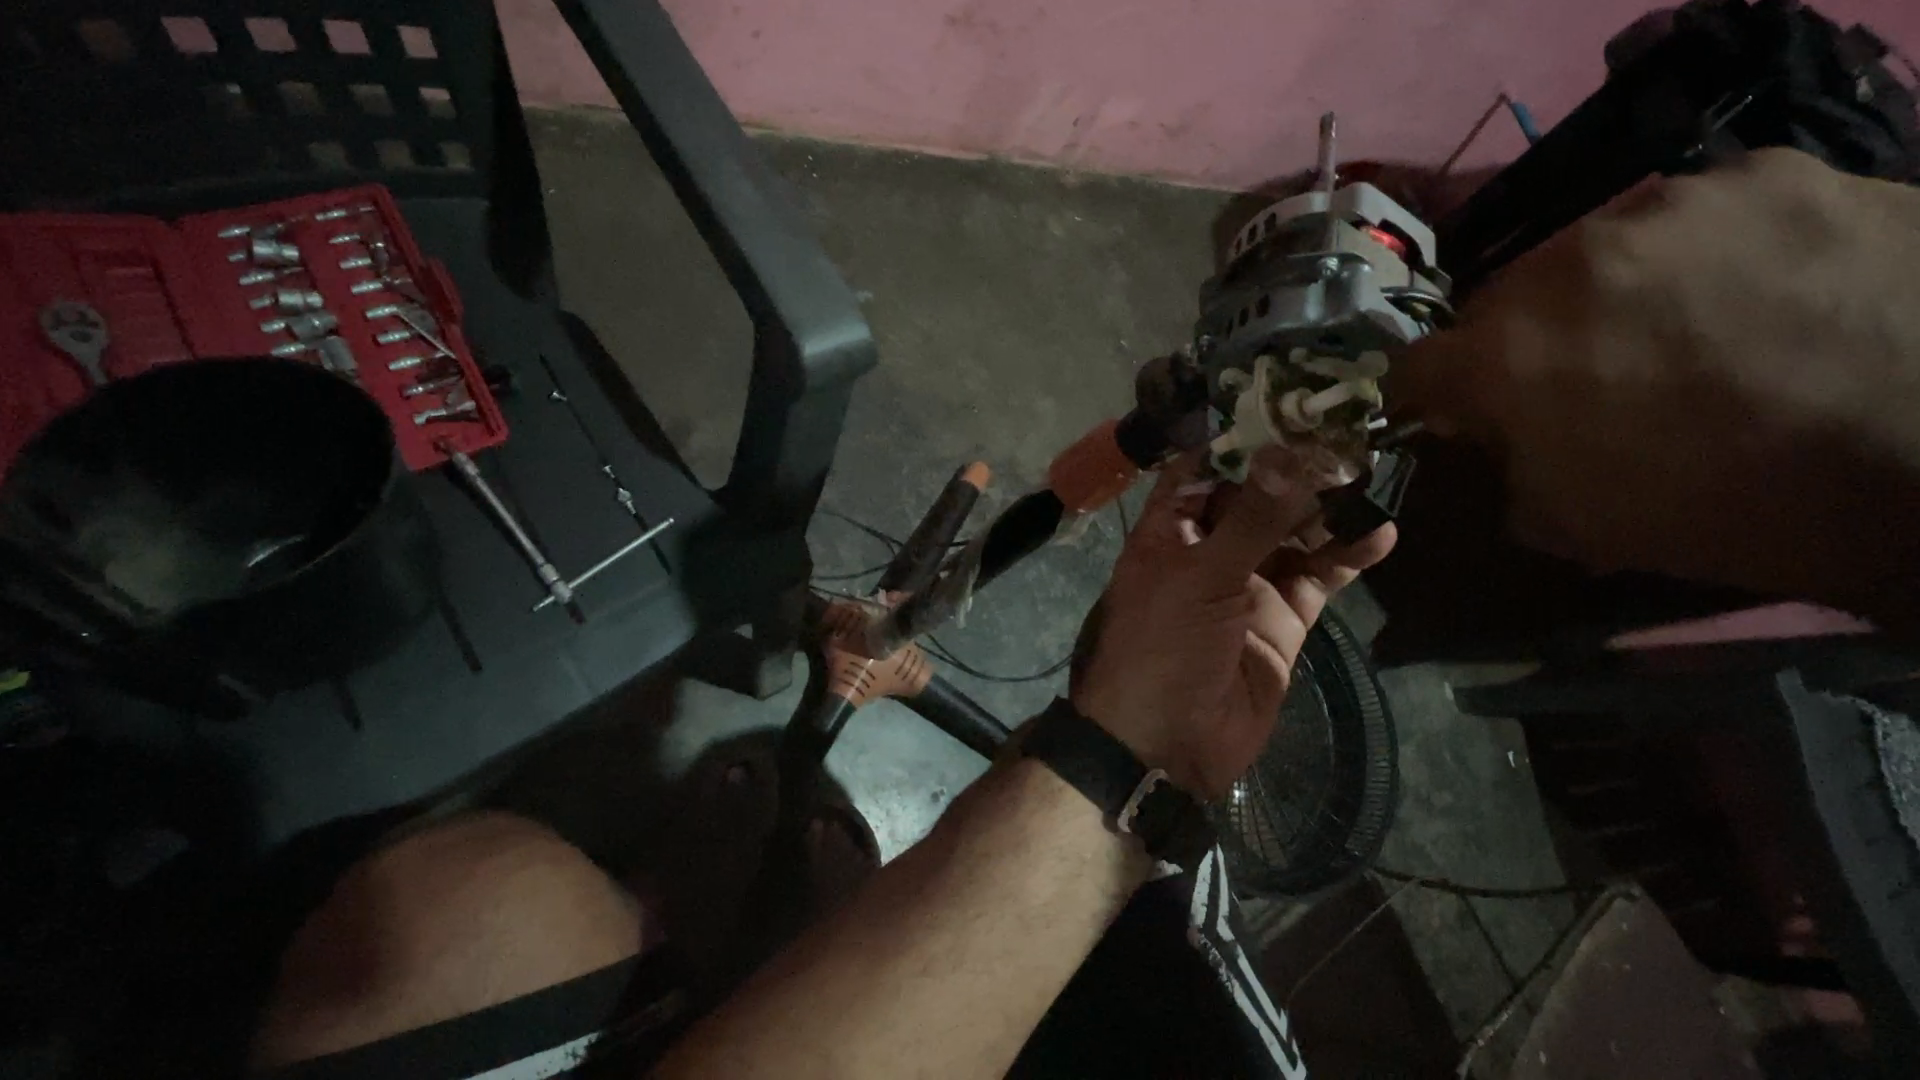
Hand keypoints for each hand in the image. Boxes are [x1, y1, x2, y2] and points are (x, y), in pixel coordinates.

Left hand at [1070, 453, 1394, 800]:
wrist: (1166, 744)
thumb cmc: (1163, 648)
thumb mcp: (1201, 576)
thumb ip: (1251, 519)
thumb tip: (1291, 452)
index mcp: (1170, 531)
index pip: (1203, 469)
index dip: (1240, 438)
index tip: (1288, 401)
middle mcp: (1209, 550)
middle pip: (1257, 497)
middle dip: (1297, 468)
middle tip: (1349, 431)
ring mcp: (1248, 584)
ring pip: (1294, 533)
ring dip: (1328, 507)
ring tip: (1372, 472)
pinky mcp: (1283, 620)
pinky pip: (1319, 578)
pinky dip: (1347, 556)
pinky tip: (1381, 531)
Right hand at [1396, 148, 1919, 620]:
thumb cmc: (1724, 510)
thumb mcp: (1567, 522)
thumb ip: (1500, 463)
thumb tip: (1491, 431)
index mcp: (1503, 355)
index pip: (1413, 364)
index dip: (1430, 393)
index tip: (1458, 412)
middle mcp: (1564, 262)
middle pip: (1500, 299)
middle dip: (1520, 339)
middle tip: (1580, 375)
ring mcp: (1669, 206)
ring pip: (1594, 249)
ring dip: (1607, 290)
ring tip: (1680, 327)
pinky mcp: (1769, 174)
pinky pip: (1696, 214)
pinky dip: (1703, 253)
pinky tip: (1758, 291)